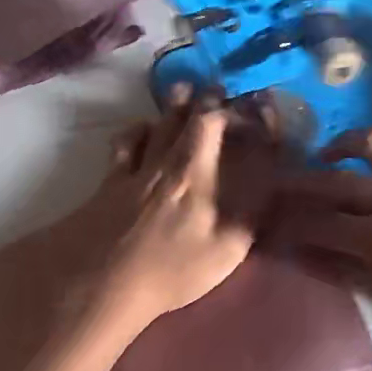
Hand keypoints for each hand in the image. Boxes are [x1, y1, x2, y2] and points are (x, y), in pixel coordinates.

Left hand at [90, 88, 274, 319]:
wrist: (102, 284)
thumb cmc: (174, 269)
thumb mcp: (228, 249)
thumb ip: (250, 212)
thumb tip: (270, 185)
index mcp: (198, 173)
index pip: (216, 124)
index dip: (234, 108)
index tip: (251, 102)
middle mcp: (167, 162)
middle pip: (184, 118)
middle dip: (204, 99)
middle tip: (216, 87)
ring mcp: (134, 171)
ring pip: (155, 125)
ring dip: (171, 107)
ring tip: (182, 91)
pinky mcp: (108, 184)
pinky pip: (124, 145)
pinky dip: (136, 131)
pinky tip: (141, 129)